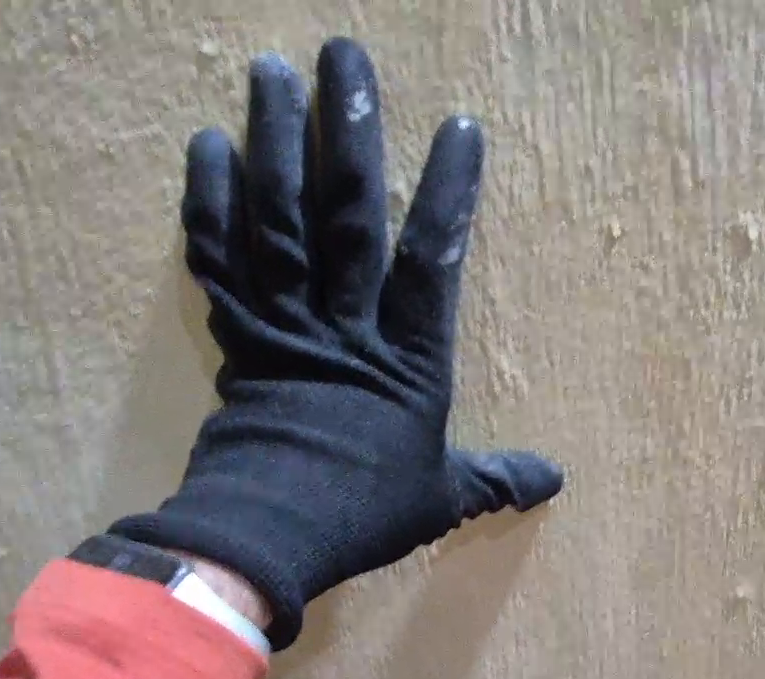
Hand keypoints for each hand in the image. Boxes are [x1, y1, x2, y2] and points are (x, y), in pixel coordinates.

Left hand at [111, 39, 563, 649]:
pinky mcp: (237, 336)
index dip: (448, 195)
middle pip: (347, 219)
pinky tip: (208, 144)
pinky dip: (211, 203)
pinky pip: (221, 260)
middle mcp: (345, 326)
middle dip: (349, 136)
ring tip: (271, 71)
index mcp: (407, 360)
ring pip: (277, 222)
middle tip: (344, 57)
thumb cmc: (367, 511)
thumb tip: (555, 482)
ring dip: (274, 144)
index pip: (432, 262)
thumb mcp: (444, 496)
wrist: (269, 536)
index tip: (460, 127)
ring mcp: (284, 325)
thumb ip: (496, 477)